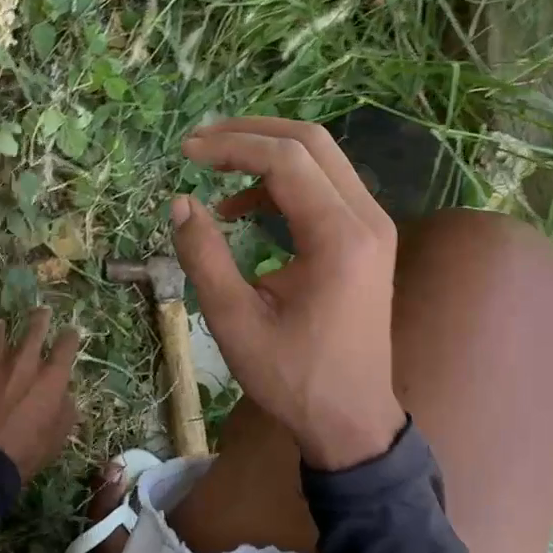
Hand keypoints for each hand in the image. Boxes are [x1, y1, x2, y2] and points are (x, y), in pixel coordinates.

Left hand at [0, 308, 80, 484]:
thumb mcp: (58, 436)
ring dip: (2, 328)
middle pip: (33, 330)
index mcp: (51, 378)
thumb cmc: (28, 451)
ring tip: (2, 323)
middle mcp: (24, 364)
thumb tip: (64, 396)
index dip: (70, 336)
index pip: (66, 347)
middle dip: (40, 318)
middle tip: (41, 311)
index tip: (71, 332)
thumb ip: (65, 410)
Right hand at [171, 118, 406, 469]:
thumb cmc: (291, 375)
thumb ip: (205, 255)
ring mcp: (372, 227)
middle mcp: (366, 220)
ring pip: (320, 158)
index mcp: (339, 238)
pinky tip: (239, 208)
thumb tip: (180, 202)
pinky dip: (278, 182)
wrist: (350, 418)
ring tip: (211, 164)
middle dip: (249, 133)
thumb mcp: (234, 319)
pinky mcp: (365, 239)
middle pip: (311, 142)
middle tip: (197, 143)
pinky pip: (322, 186)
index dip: (231, 146)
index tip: (185, 152)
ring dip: (264, 153)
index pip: (286, 160)